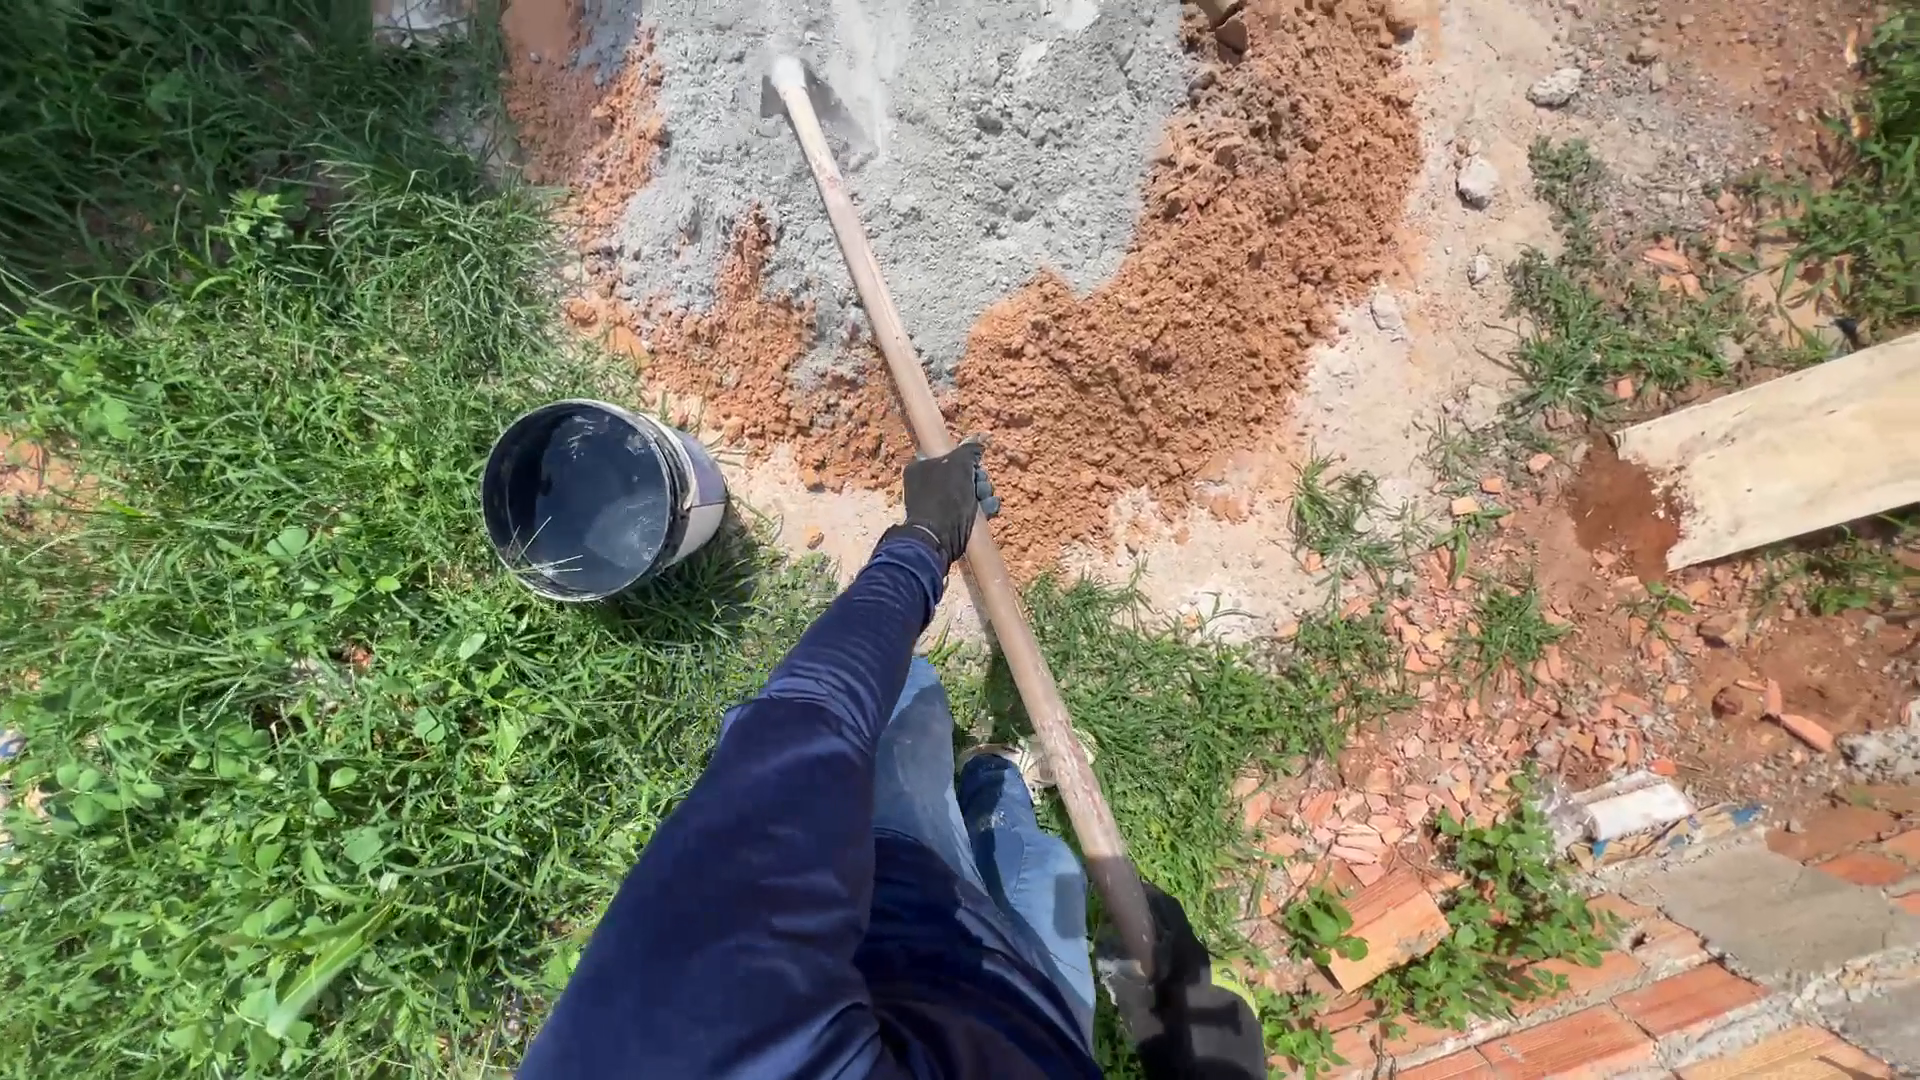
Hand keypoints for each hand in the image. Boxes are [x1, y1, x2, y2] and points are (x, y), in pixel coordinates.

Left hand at [895, 439, 999, 563]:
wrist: (938, 538)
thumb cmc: (945, 497)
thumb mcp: (959, 465)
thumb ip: (969, 451)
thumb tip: (979, 440)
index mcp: (921, 467)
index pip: (950, 456)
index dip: (966, 460)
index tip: (974, 466)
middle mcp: (928, 485)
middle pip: (963, 474)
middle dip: (978, 479)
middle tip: (980, 485)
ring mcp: (939, 504)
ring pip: (970, 492)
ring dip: (984, 493)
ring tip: (985, 500)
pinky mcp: (951, 522)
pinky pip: (972, 509)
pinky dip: (983, 508)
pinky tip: (989, 509)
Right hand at [1099, 881, 1265, 1079]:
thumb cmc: (1184, 1065)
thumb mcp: (1146, 1033)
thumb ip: (1131, 994)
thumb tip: (1115, 965)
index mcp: (1193, 967)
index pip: (1173, 915)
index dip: (1153, 898)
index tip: (1136, 890)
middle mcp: (1219, 970)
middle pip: (1185, 943)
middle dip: (1162, 943)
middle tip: (1138, 953)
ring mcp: (1238, 991)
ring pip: (1201, 968)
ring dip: (1181, 970)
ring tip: (1161, 989)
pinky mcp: (1248, 1012)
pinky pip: (1216, 988)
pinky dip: (1197, 990)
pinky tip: (1185, 1012)